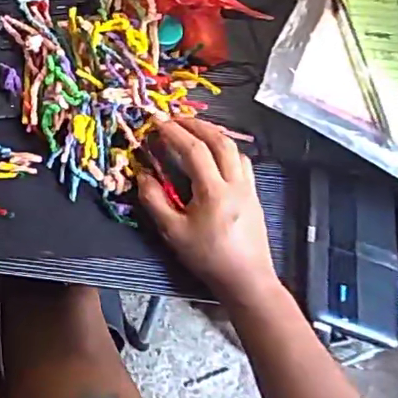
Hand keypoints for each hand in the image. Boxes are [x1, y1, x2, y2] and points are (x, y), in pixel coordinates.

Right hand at [138, 118, 282, 307]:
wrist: (247, 279)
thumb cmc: (207, 257)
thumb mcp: (172, 232)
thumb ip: (154, 200)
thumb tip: (143, 175)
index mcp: (213, 191)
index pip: (194, 150)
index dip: (174, 132)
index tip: (157, 122)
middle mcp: (235, 184)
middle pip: (220, 141)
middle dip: (196, 125)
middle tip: (176, 118)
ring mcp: (248, 188)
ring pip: (235, 149)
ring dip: (213, 134)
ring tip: (194, 130)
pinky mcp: (253, 196)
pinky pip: (242, 162)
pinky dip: (226, 150)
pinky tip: (214, 155)